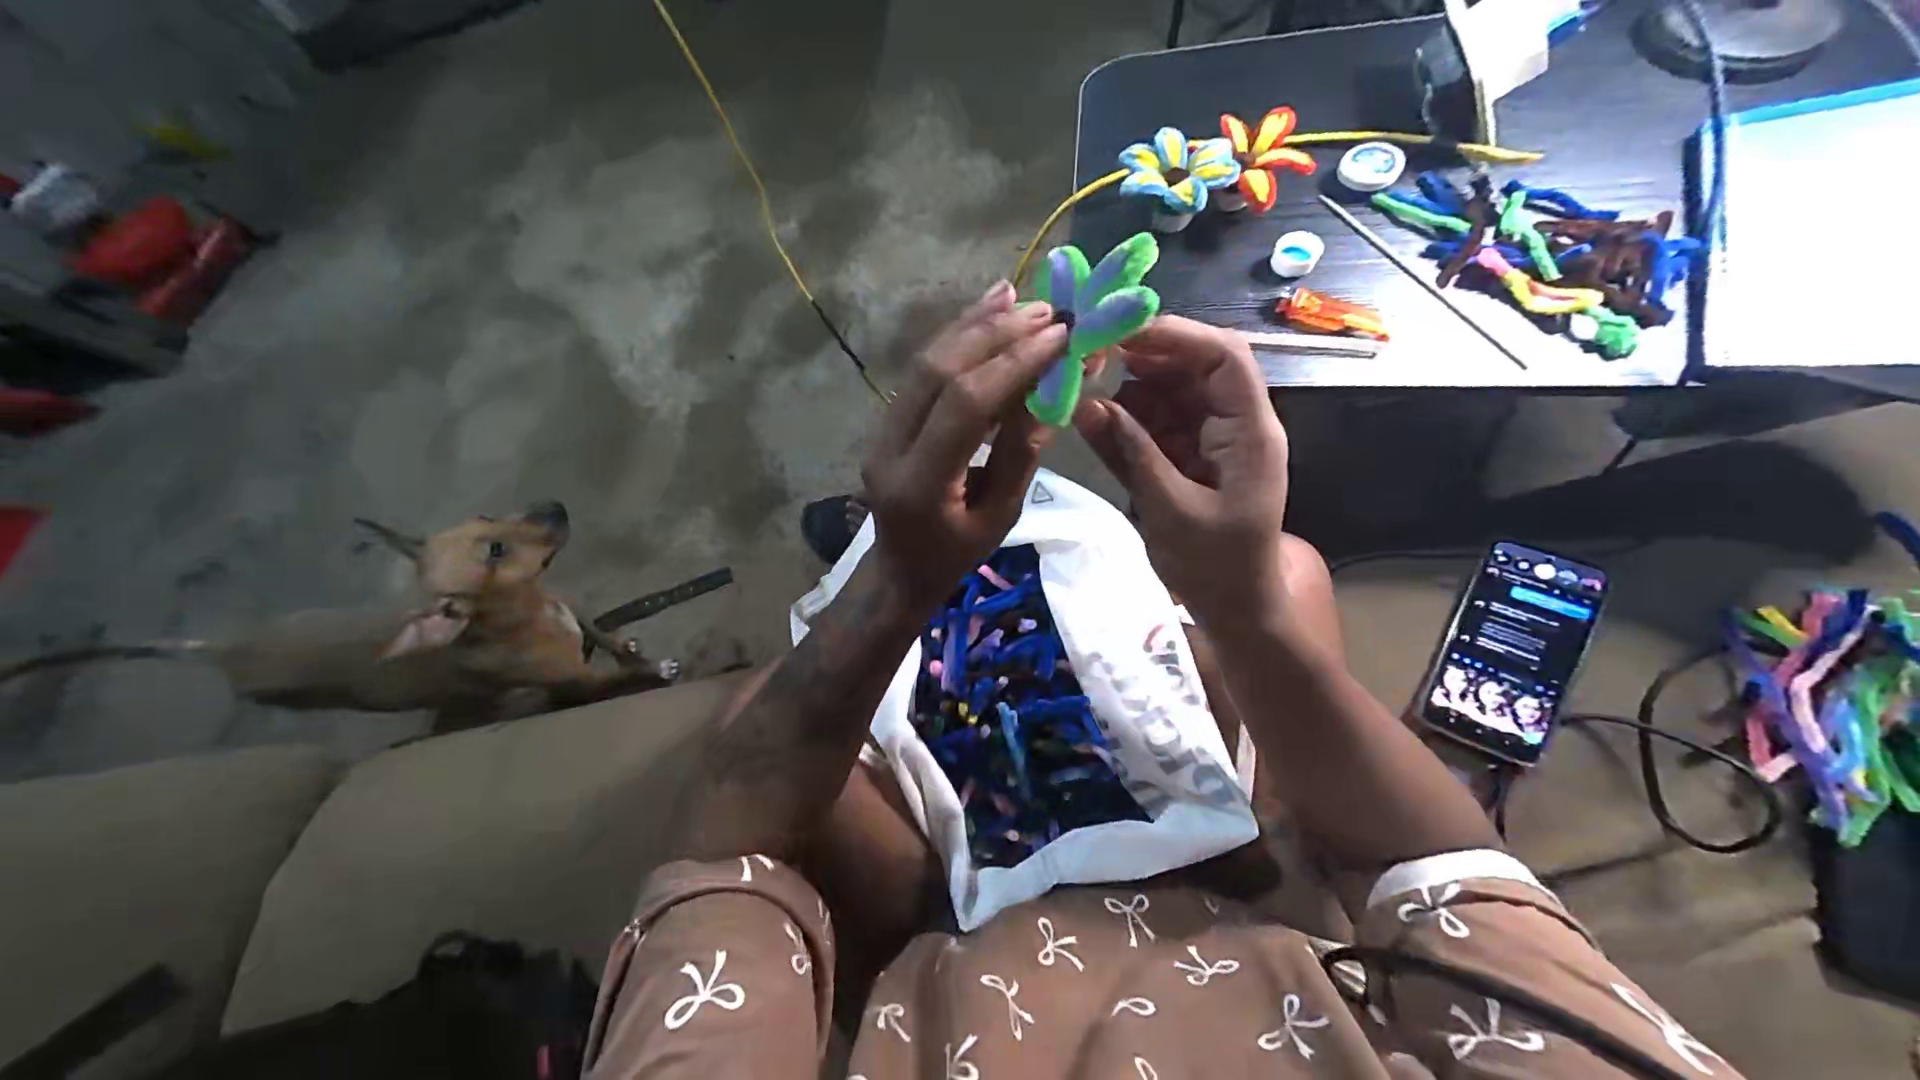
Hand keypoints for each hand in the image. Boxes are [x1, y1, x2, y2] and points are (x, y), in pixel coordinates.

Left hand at [861, 280, 1068, 609]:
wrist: (899, 571)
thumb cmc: (955, 556)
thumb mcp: (999, 516)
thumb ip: (1022, 453)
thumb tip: (1055, 387)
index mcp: (919, 484)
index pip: (964, 405)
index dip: (1013, 364)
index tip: (1059, 336)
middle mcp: (888, 447)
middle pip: (937, 371)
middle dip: (995, 334)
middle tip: (1047, 310)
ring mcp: (880, 430)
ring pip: (925, 362)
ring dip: (975, 326)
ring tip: (1021, 298)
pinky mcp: (886, 419)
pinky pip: (921, 372)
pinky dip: (957, 340)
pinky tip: (987, 314)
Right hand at [1072, 315, 1288, 624]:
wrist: (1235, 608)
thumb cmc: (1215, 565)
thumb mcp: (1170, 509)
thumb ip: (1130, 453)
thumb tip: (1086, 404)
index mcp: (1249, 431)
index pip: (1223, 358)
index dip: (1176, 335)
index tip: (1119, 332)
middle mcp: (1233, 424)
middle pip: (1194, 367)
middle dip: (1144, 359)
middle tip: (1090, 359)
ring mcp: (1209, 439)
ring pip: (1171, 393)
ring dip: (1130, 390)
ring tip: (1086, 391)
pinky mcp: (1188, 456)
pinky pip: (1157, 423)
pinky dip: (1127, 420)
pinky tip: (1097, 422)